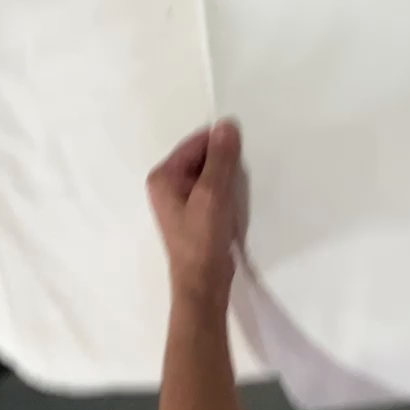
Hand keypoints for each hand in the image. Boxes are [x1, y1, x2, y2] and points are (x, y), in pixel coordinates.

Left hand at [148, 119, 245, 312]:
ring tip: (243, 183)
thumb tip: (227, 124)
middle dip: (224, 159)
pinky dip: (226, 188)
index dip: (221, 144)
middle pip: (202, 155)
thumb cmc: (202, 239)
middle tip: (246, 168)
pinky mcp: (194, 211)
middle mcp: (167, 183)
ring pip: (210, 172)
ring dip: (227, 175)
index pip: (197, 142)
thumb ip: (220, 157)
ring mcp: (179, 199)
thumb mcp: (213, 193)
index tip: (244, 149)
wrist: (203, 285)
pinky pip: (212, 187)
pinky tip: (238, 197)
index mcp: (163, 176)